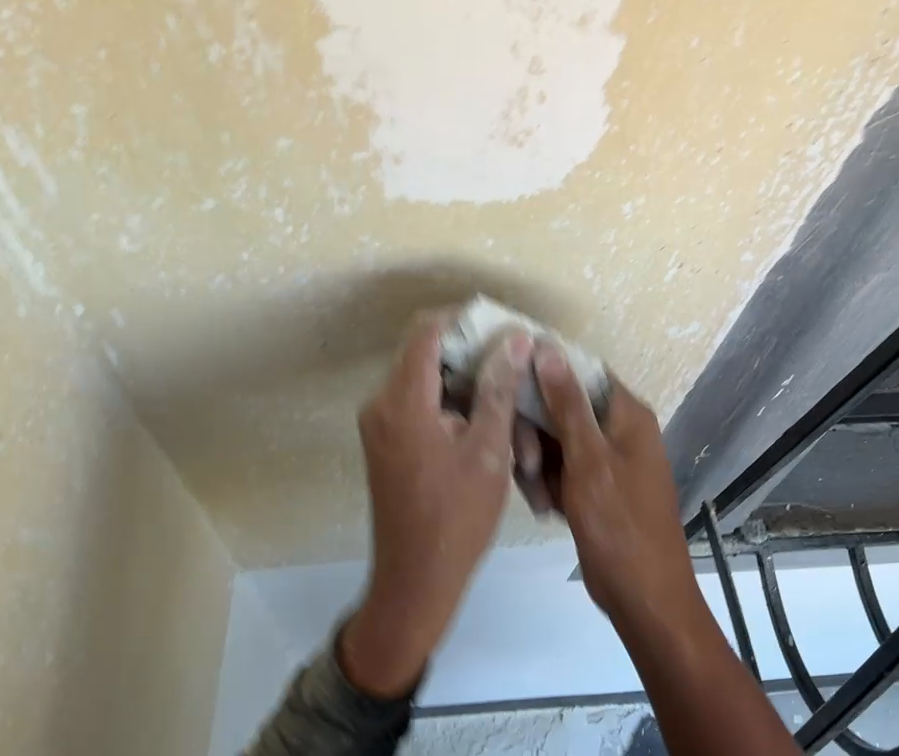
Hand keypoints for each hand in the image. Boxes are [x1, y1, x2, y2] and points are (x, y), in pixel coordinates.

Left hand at [338, 313, 527, 697]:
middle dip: (475, 359)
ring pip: (431, 383)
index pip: (427, 330)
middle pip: (429, 354)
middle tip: (517, 368)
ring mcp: (381, 424)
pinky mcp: (387, 441)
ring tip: (513, 413)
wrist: (415, 580)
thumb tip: (514, 338)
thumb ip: (498, 388)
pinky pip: (423, 406)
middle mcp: (382, 403)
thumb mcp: (488, 450)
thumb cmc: (457, 516)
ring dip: (471, 391)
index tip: (503, 325)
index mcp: (402, 400)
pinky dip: (456, 410)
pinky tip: (492, 430)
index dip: (464, 318)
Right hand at [527, 346, 702, 632]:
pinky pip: (561, 470)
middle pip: (561, 408)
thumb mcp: (588, 460)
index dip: (542, 376)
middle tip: (526, 467)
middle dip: (536, 436)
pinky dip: (549, 486)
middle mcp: (618, 429)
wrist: (644, 598)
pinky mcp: (595, 488)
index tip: (508, 390)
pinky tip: (545, 510)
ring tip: (538, 498)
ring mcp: (606, 460)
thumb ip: (566, 403)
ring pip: (555, 442)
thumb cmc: (618, 525)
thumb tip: (547, 347)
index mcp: (625, 413)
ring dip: (538, 467)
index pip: (577, 371)